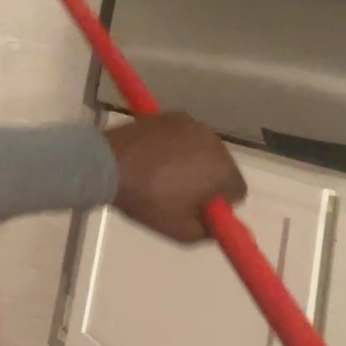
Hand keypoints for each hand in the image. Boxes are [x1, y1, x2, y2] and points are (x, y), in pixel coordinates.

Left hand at [104, 113, 245, 242]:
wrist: (108, 162)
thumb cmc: (149, 198)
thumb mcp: (183, 231)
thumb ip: (210, 232)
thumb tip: (221, 226)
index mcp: (223, 167)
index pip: (237, 191)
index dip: (219, 204)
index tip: (196, 210)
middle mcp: (212, 139)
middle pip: (220, 166)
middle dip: (207, 181)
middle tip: (178, 194)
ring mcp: (188, 122)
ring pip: (201, 150)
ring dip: (191, 161)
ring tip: (162, 175)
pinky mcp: (166, 114)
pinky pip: (181, 136)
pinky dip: (174, 146)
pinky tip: (153, 158)